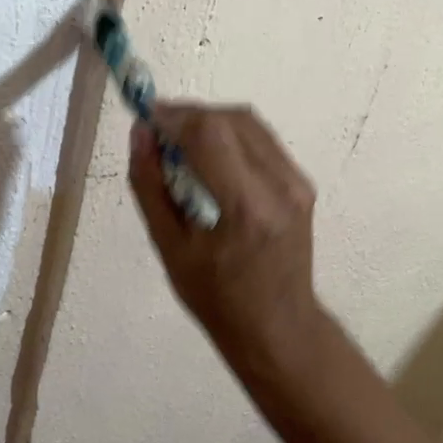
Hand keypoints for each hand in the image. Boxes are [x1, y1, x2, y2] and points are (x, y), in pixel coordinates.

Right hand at [128, 102, 321, 369]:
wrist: (277, 327)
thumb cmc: (215, 296)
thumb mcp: (168, 246)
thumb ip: (150, 185)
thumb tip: (140, 133)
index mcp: (246, 207)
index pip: (209, 133)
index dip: (173, 116)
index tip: (145, 118)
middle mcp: (280, 186)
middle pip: (230, 119)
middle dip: (188, 115)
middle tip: (157, 132)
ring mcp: (297, 183)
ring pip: (247, 122)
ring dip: (208, 122)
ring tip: (179, 143)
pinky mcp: (302, 183)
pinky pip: (260, 139)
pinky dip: (228, 135)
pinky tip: (208, 157)